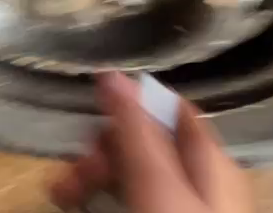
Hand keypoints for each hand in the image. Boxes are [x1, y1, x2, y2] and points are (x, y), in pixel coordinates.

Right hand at [49, 73, 251, 212]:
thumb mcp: (157, 189)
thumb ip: (134, 131)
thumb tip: (112, 74)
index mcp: (211, 166)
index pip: (172, 110)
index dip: (131, 104)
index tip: (90, 112)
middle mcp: (204, 190)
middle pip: (149, 148)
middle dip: (102, 154)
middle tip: (68, 180)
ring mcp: (181, 212)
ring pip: (136, 183)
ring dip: (95, 182)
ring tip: (61, 196)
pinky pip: (135, 206)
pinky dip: (106, 204)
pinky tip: (78, 205)